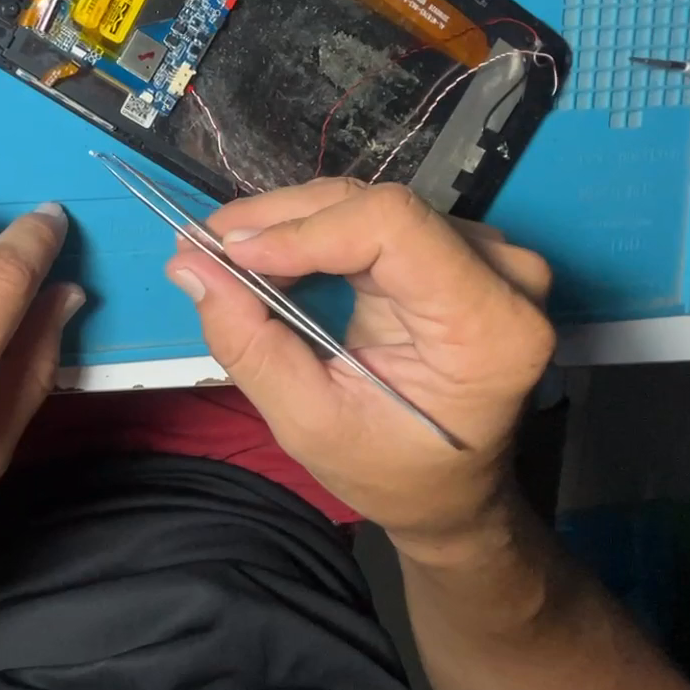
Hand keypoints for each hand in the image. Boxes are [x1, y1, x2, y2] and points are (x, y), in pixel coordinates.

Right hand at [165, 179, 553, 550]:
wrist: (447, 485)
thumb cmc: (388, 469)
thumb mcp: (306, 422)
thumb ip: (247, 342)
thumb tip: (187, 265)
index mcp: (487, 328)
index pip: (393, 228)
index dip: (303, 231)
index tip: (230, 256)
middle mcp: (501, 275)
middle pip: (372, 207)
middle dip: (277, 223)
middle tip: (204, 249)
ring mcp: (481, 255)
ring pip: (362, 204)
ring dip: (284, 224)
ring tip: (228, 257)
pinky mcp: (452, 249)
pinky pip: (365, 217)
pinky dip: (306, 231)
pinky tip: (267, 257)